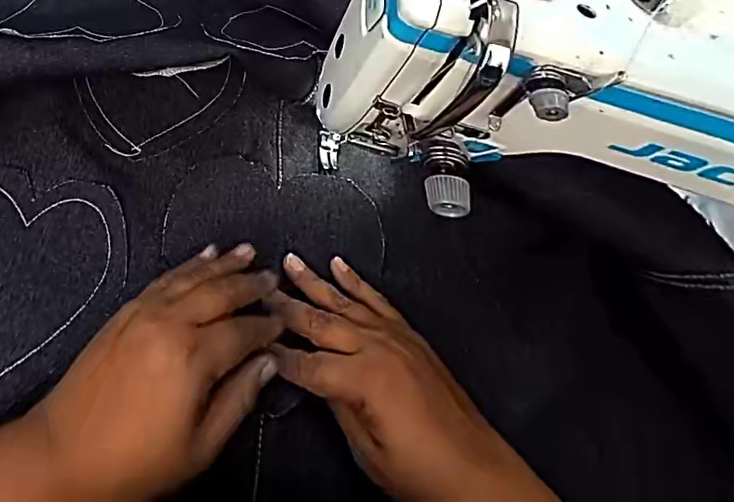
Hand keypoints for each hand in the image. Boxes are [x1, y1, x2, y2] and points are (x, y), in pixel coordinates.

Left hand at [0, 245, 285, 501]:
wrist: (62, 454)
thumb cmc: (133, 463)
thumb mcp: (197, 449)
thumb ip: (238, 400)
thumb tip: (268, 363)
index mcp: (191, 358)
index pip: (242, 332)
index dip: (266, 326)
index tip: (282, 321)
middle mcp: (171, 323)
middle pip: (221, 293)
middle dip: (250, 284)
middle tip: (272, 276)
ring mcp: (146, 311)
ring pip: (194, 277)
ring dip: (224, 263)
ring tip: (247, 251)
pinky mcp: (127, 309)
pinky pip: (166, 277)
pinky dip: (189, 264)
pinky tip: (205, 256)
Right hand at [267, 254, 557, 501]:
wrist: (476, 471)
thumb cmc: (424, 471)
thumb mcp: (367, 451)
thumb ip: (338, 406)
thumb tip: (314, 379)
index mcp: (363, 379)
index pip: (306, 362)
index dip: (279, 356)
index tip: (257, 343)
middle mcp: (377, 348)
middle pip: (319, 322)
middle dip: (286, 305)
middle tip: (262, 289)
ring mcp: (394, 336)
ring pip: (344, 301)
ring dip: (314, 280)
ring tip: (292, 261)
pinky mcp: (408, 334)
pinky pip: (376, 299)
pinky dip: (356, 281)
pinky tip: (339, 266)